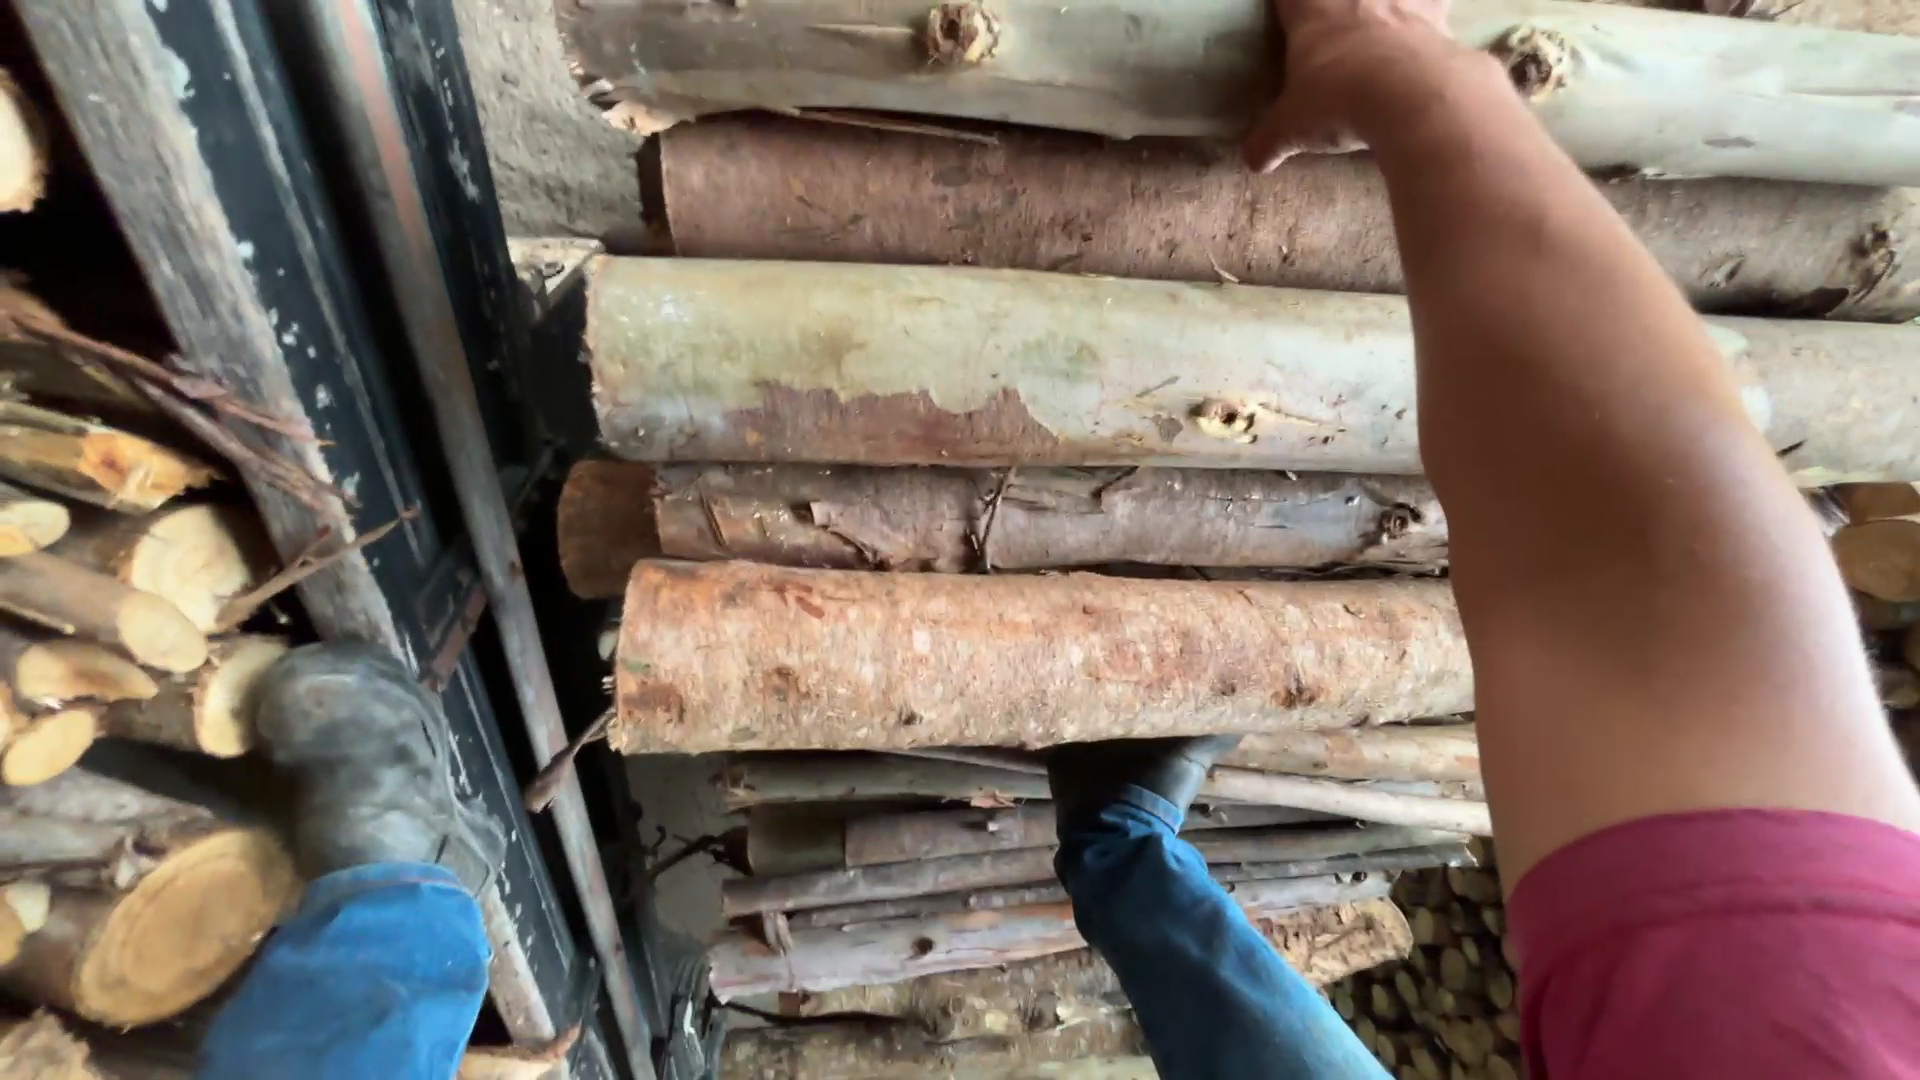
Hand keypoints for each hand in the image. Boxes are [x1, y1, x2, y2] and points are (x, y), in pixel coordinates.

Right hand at [1242, 0, 1459, 171]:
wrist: (1406, 94)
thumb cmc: (1335, 101)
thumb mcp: (1289, 130)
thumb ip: (1267, 142)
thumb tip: (1253, 159)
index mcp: (1311, 12)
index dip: (1286, 3)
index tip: (1284, 9)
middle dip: (1332, 4)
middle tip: (1330, 14)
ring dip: (1386, 1)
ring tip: (1380, 10)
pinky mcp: (1438, 12)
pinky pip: (1437, 1)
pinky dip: (1433, 7)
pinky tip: (1431, 14)